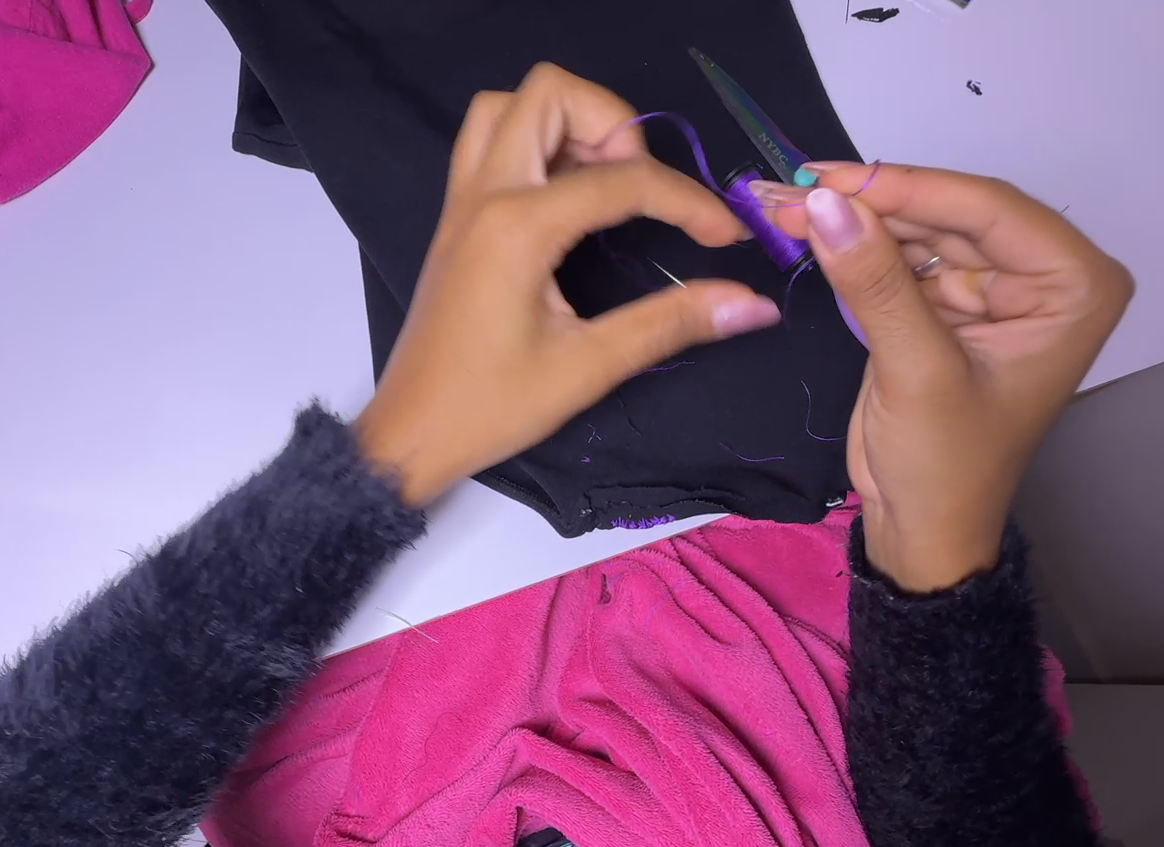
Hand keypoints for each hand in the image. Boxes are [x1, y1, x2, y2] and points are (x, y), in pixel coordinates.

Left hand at [353, 64, 783, 504]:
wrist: (410, 434)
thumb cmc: (489, 408)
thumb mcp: (585, 368)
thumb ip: (669, 324)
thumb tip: (753, 303)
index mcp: (517, 227)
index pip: (622, 179)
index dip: (687, 201)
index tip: (724, 239)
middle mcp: (483, 197)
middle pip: (549, 94)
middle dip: (613, 124)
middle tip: (640, 190)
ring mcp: (460, 208)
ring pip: (507, 110)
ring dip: (563, 127)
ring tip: (602, 187)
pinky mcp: (454, 227)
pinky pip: (487, 149)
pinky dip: (532, 151)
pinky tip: (563, 207)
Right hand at [755, 165, 1133, 591]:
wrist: (919, 526)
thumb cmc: (944, 464)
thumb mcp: (914, 371)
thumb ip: (874, 284)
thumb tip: (825, 207)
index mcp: (1071, 286)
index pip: (988, 212)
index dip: (908, 190)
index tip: (831, 179)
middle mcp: (1036, 278)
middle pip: (947, 217)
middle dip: (870, 205)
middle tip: (795, 189)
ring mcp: (983, 294)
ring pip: (915, 237)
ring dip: (852, 225)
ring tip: (787, 207)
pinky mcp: (935, 314)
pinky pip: (894, 269)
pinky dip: (851, 255)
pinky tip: (810, 235)